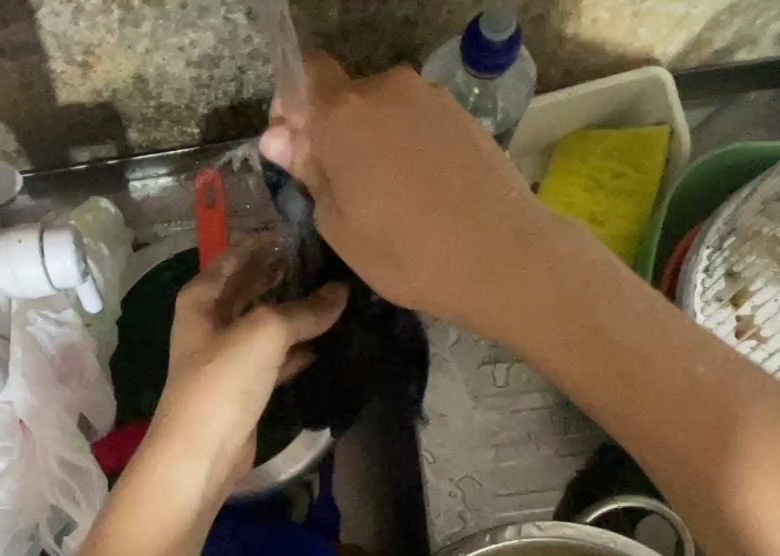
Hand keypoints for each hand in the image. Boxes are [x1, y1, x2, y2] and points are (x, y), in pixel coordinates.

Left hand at [139, 241, 346, 497]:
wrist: (200, 453)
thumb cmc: (222, 382)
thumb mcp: (265, 332)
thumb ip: (304, 309)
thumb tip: (342, 292)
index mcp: (202, 297)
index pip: (238, 255)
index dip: (270, 242)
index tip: (310, 234)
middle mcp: (211, 321)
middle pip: (253, 288)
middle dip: (287, 276)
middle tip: (333, 264)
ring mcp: (227, 357)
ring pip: (266, 324)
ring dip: (296, 313)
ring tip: (339, 298)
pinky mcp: (244, 388)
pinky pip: (275, 358)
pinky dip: (297, 350)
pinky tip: (326, 343)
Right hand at [258, 52, 577, 337]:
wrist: (499, 255)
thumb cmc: (405, 254)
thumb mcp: (339, 226)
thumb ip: (309, 173)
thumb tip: (279, 140)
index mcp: (344, 115)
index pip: (305, 75)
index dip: (293, 107)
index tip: (294, 148)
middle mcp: (386, 90)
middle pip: (345, 96)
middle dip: (333, 132)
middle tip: (338, 188)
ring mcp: (429, 98)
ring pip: (383, 110)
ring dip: (372, 141)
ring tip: (383, 196)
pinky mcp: (461, 114)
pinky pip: (416, 121)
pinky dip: (405, 146)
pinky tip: (417, 191)